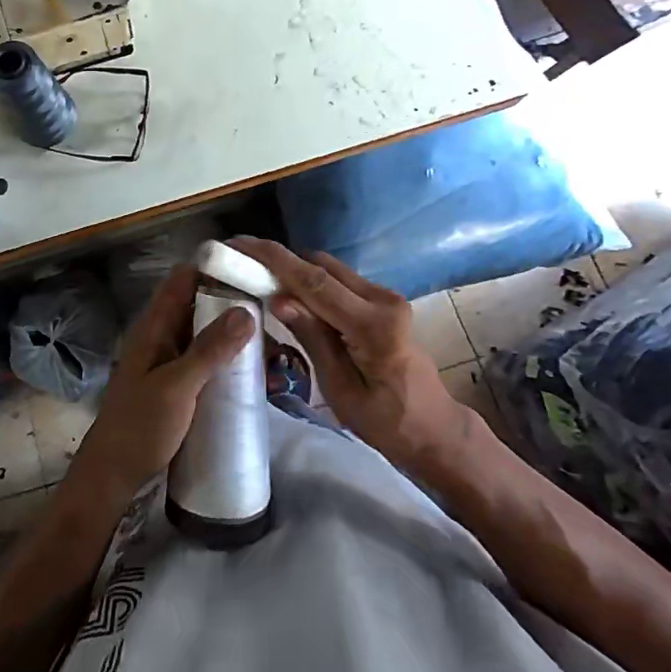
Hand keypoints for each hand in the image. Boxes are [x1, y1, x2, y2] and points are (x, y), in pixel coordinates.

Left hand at [67, 264, 256, 502]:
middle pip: (201, 308)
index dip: (214, 269)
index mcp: (154, 328)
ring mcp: (172, 364)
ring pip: (209, 339)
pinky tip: (260, 380)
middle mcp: (163, 338)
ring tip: (276, 353)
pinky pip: (210, 367)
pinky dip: (232, 367)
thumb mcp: (177, 386)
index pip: (183, 281)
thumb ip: (209, 350)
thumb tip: (247, 311)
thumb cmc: (140, 427)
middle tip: (277, 317)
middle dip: (236, 308)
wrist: (114, 476)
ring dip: (238, 341)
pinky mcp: (181, 388)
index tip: (254, 271)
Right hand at [229, 239, 470, 462]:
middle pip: (320, 266)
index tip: (238, 243)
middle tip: (237, 263)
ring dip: (292, 270)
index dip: (273, 259)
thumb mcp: (340, 389)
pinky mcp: (382, 302)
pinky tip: (286, 293)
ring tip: (254, 277)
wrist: (433, 428)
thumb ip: (313, 339)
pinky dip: (308, 282)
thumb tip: (279, 298)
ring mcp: (385, 297)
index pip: (314, 281)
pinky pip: (337, 282)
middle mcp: (383, 299)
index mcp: (373, 325)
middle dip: (277, 260)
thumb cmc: (386, 422)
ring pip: (328, 270)